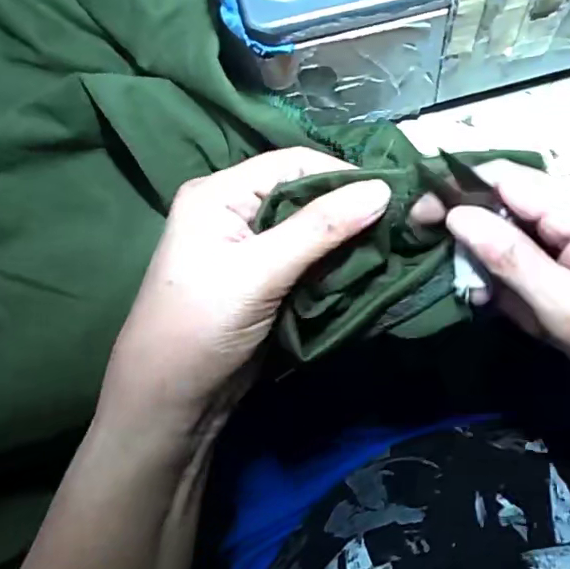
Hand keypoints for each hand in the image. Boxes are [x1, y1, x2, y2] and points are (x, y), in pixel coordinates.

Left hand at [101, 148, 392, 430]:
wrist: (171, 405)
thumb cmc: (201, 328)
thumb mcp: (260, 272)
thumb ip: (321, 228)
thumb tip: (382, 189)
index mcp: (219, 193)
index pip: (293, 163)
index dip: (342, 174)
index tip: (392, 194)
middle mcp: (234, 209)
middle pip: (305, 191)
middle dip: (349, 205)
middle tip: (398, 221)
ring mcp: (249, 244)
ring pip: (312, 224)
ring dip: (346, 234)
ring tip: (389, 242)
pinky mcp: (264, 275)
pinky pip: (309, 253)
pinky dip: (336, 258)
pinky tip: (365, 264)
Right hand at [441, 161, 569, 408]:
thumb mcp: (564, 309)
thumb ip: (509, 258)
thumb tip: (456, 214)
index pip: (505, 179)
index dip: (457, 194)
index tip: (418, 219)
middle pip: (510, 203)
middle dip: (489, 250)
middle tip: (486, 297)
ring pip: (521, 229)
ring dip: (510, 273)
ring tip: (530, 316)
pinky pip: (541, 245)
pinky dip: (528, 277)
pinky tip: (540, 311)